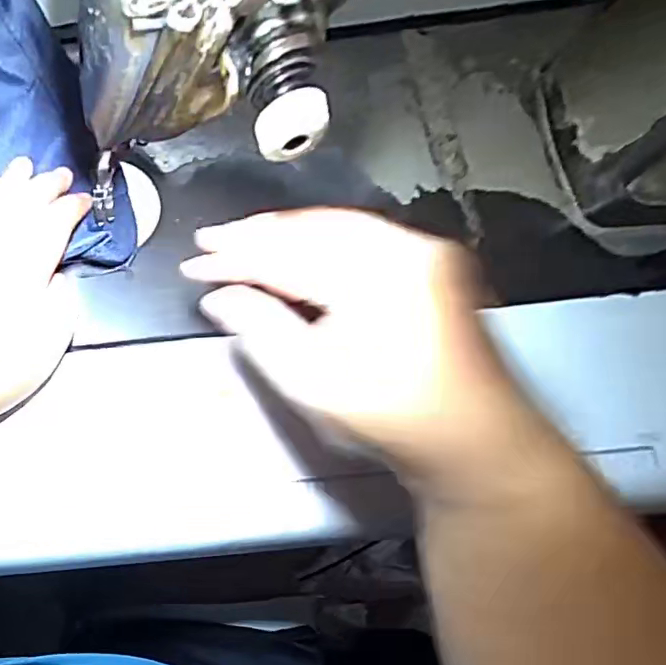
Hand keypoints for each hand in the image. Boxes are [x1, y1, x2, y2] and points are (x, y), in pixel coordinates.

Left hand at [0, 157, 92, 426]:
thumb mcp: (48, 345)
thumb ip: (61, 303)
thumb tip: (58, 278)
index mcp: (26, 269)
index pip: (53, 225)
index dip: (70, 209)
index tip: (83, 202)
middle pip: (20, 208)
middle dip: (43, 188)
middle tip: (59, 174)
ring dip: (4, 184)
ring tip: (21, 167)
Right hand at [180, 208, 571, 503]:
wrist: (470, 437)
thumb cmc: (389, 414)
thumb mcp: (308, 379)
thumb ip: (258, 330)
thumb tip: (221, 299)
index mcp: (372, 274)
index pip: (284, 255)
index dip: (233, 259)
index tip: (194, 265)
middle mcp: (403, 249)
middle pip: (313, 228)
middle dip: (257, 234)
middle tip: (211, 241)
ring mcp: (422, 255)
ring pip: (339, 227)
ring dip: (287, 233)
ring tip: (244, 238)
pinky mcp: (430, 268)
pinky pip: (363, 239)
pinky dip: (321, 240)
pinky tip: (297, 249)